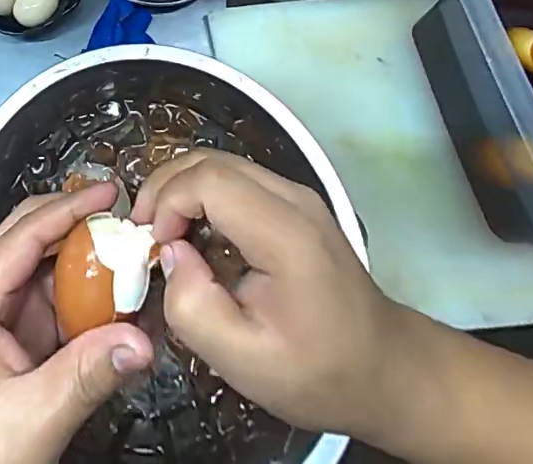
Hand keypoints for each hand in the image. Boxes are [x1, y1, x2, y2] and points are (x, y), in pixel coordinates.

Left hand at [0, 183, 155, 463]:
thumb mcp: (28, 419)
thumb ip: (86, 376)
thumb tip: (140, 340)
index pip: (23, 235)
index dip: (66, 208)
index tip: (106, 194)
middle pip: (31, 242)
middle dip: (75, 225)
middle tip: (121, 219)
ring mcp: (2, 324)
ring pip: (47, 274)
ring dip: (86, 265)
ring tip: (128, 259)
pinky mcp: (18, 348)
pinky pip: (56, 310)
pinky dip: (87, 303)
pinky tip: (116, 307)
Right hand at [131, 150, 407, 441]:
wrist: (389, 369)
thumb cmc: (322, 372)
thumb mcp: (247, 363)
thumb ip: (194, 309)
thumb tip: (171, 256)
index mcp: (285, 232)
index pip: (209, 180)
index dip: (168, 202)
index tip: (154, 246)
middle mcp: (291, 197)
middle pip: (208, 161)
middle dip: (164, 188)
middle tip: (143, 232)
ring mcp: (294, 194)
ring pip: (217, 162)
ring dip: (179, 187)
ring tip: (161, 231)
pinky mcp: (290, 201)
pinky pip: (232, 178)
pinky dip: (199, 193)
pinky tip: (191, 230)